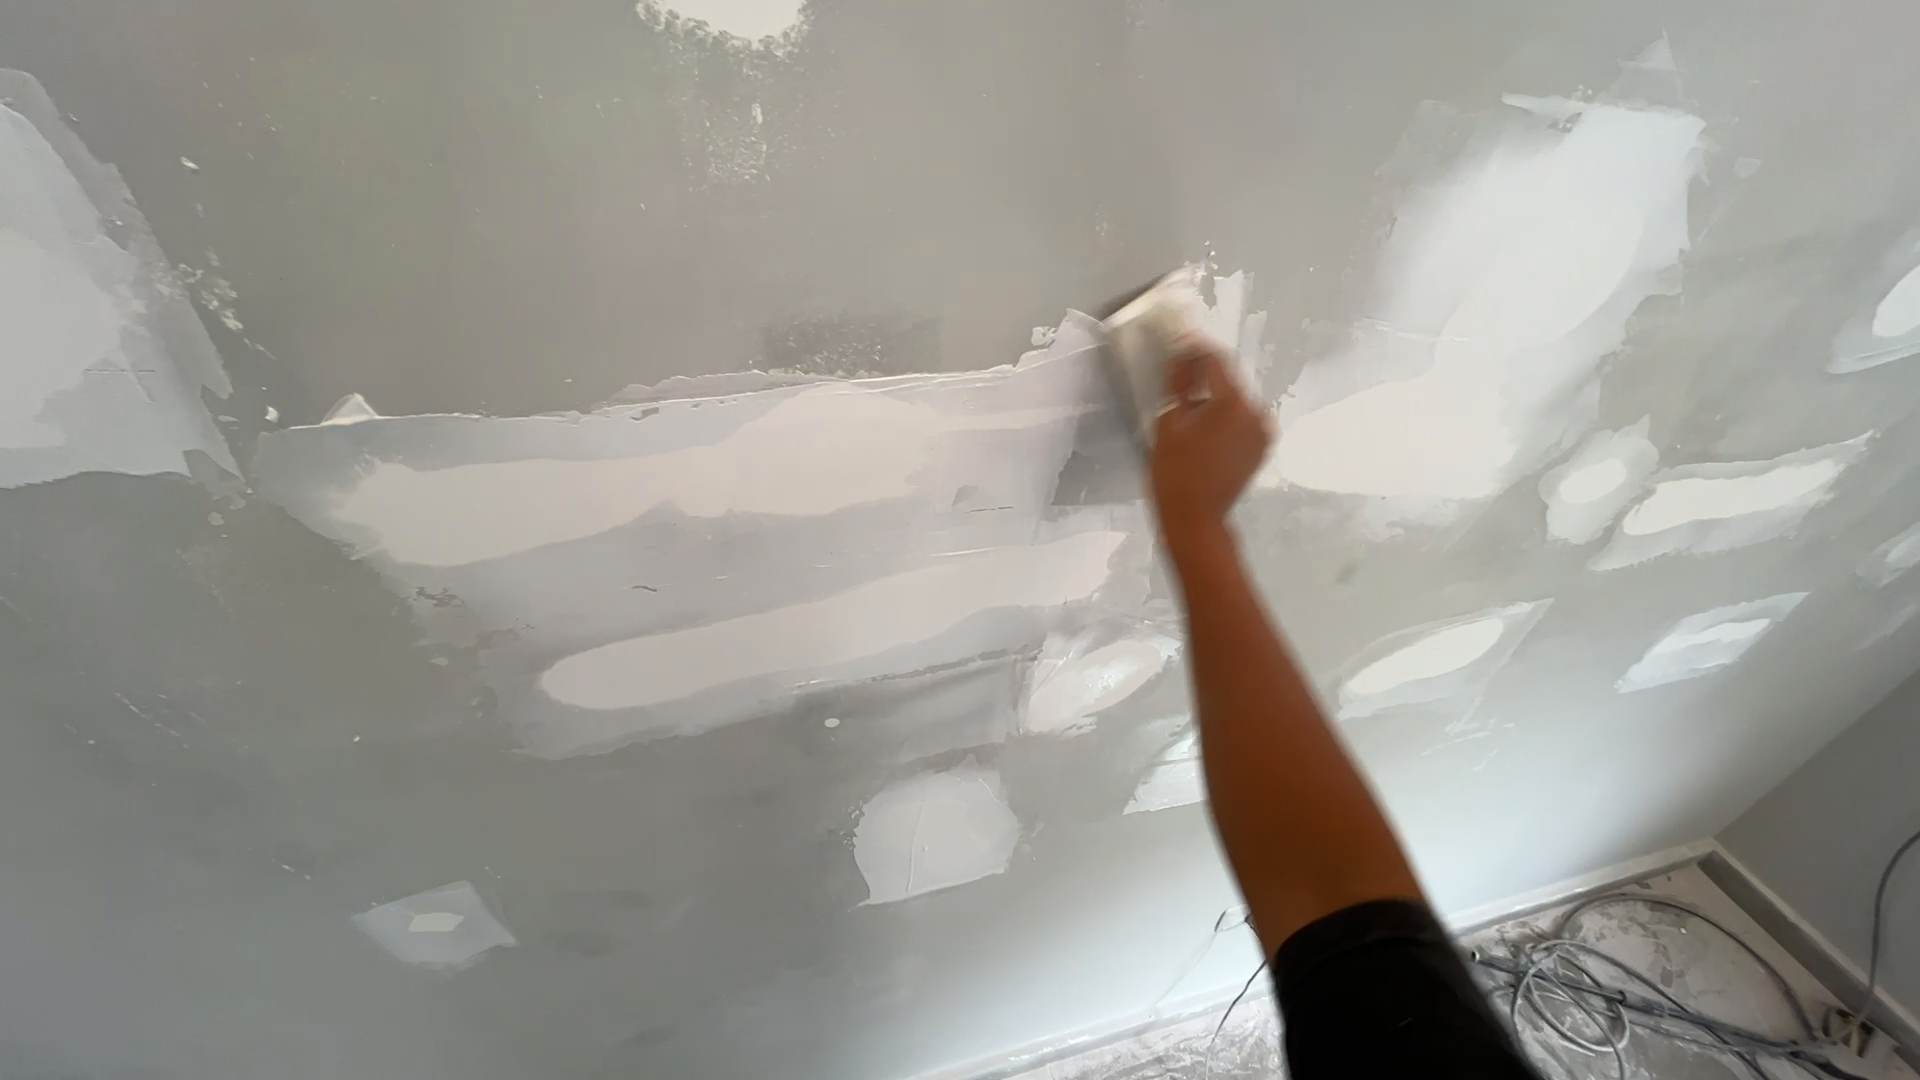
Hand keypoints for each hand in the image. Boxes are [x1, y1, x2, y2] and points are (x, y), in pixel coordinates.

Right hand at [1149, 341, 1272, 552]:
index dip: (1198, 348)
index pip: (1217, 361)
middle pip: (1229, 381)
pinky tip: (1204, 429)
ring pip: (1236, 402)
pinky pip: (1242, 420)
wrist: (1195, 520)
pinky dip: (1225, 417)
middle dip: (1205, 376)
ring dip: (1215, 398)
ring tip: (1189, 410)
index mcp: (1232, 403)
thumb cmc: (1174, 474)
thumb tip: (1182, 354)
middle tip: (1179, 378)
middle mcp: (1256, 412)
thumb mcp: (1169, 426)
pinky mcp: (1261, 447)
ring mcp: (1262, 431)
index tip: (1181, 341)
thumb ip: (1178, 385)